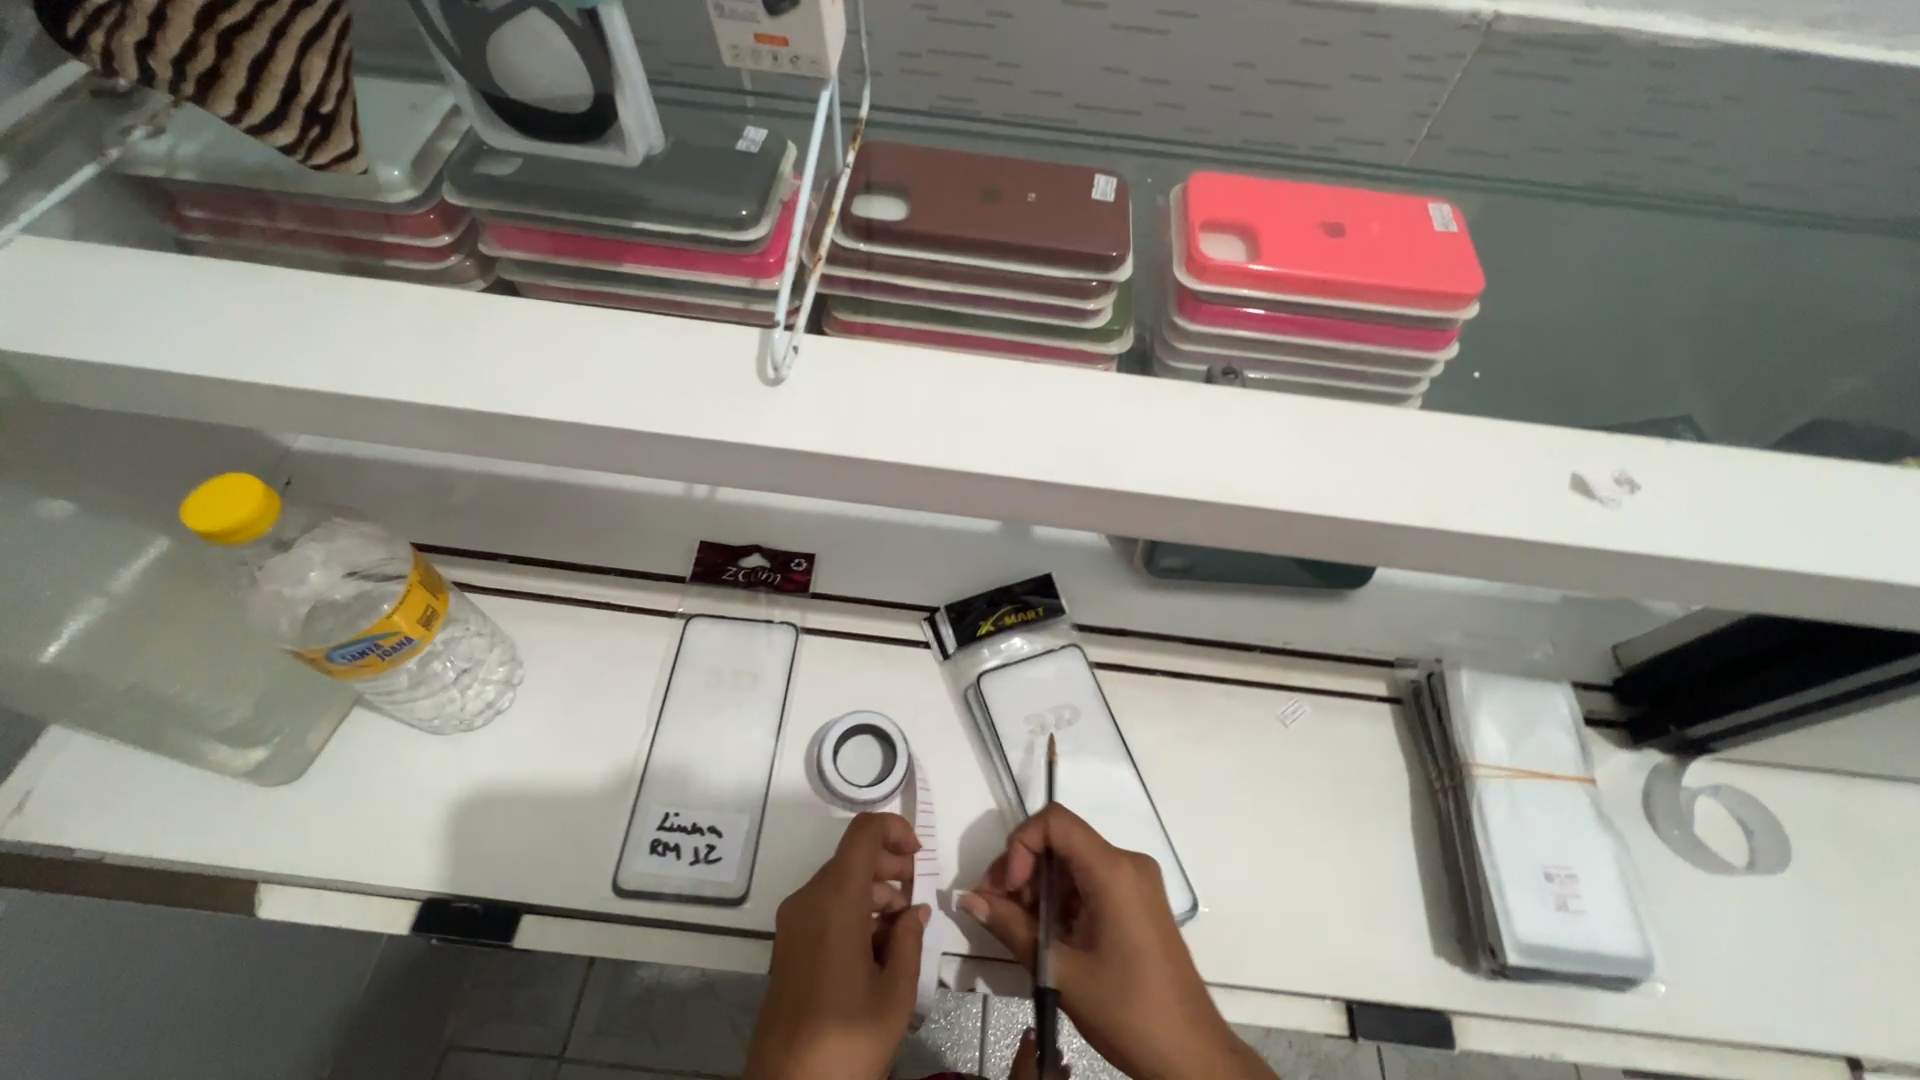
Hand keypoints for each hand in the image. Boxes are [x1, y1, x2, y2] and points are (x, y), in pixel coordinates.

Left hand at [745, 812, 929, 1079]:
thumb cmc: (847, 1038)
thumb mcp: (895, 991)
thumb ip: (909, 939)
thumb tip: (914, 911)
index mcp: (834, 900)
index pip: (863, 833)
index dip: (895, 830)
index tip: (920, 858)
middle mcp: (807, 900)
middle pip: (852, 858)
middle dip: (890, 867)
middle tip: (918, 899)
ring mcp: (792, 923)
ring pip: (839, 883)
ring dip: (874, 893)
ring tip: (902, 933)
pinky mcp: (787, 945)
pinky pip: (824, 908)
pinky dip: (853, 912)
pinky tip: (877, 949)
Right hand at [959, 804, 1274, 1079]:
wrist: (1189, 1055)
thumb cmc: (1127, 1010)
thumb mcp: (1059, 970)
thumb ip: (1011, 926)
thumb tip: (969, 899)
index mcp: (1113, 870)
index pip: (1054, 821)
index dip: (1020, 845)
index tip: (1007, 890)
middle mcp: (1127, 864)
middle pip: (1060, 842)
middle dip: (1022, 870)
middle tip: (997, 912)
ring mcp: (1136, 883)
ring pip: (1072, 863)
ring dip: (1038, 889)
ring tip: (1020, 931)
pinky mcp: (1137, 903)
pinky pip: (1089, 883)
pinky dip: (1061, 901)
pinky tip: (1046, 936)